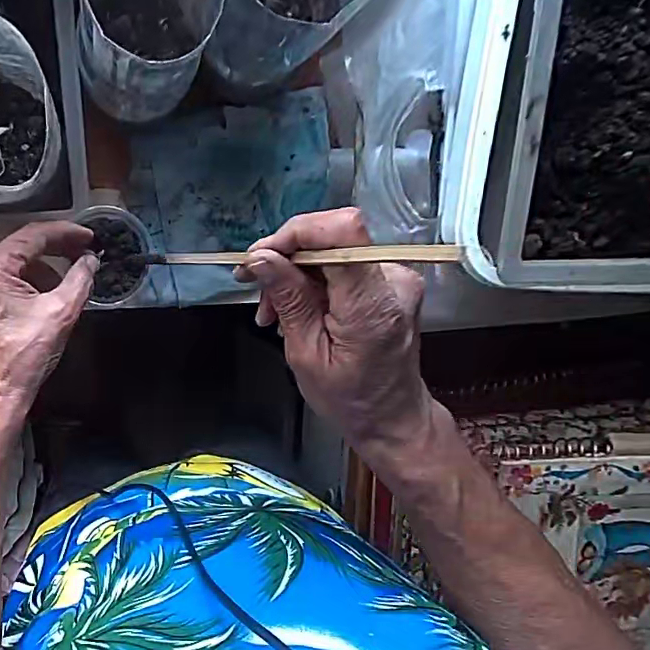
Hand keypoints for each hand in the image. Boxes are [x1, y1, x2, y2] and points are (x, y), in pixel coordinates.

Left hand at [0, 221, 97, 419]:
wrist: (1, 391)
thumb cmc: (25, 356)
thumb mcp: (61, 311)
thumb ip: (80, 278)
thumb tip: (90, 260)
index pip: (33, 236)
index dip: (66, 233)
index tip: (89, 237)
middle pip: (23, 245)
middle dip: (57, 248)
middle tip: (85, 250)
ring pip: (18, 261)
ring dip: (47, 266)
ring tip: (73, 275)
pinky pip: (10, 277)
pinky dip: (33, 280)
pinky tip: (53, 291)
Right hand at [237, 209, 440, 450]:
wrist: (393, 416)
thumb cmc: (350, 399)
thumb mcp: (305, 354)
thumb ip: (289, 299)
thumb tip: (261, 258)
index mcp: (371, 303)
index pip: (341, 232)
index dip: (295, 234)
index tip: (261, 258)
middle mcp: (392, 280)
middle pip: (331, 238)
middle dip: (284, 258)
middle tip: (254, 289)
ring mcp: (395, 277)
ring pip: (331, 251)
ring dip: (294, 274)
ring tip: (272, 312)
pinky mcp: (389, 281)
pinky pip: (341, 265)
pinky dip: (312, 281)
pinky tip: (295, 309)